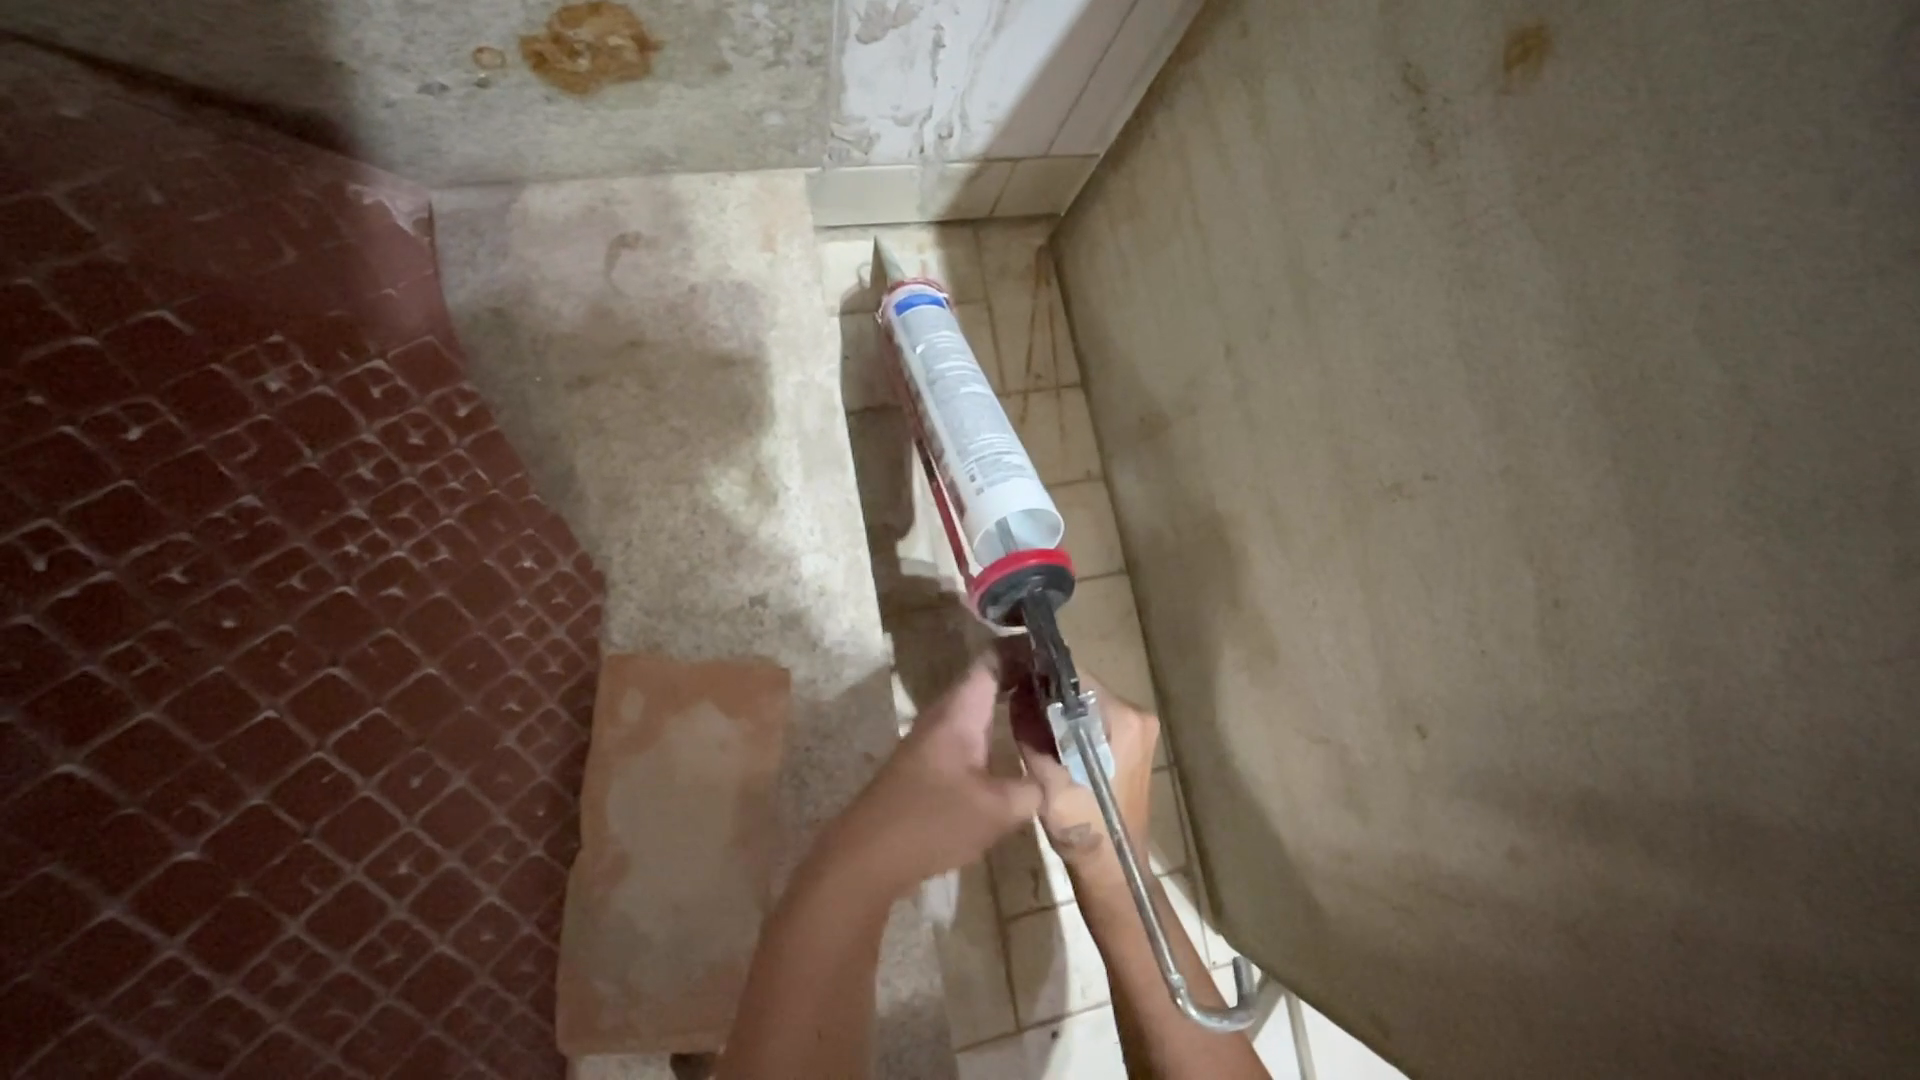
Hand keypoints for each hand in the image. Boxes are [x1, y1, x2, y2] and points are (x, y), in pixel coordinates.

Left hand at [822, 662, 1042, 897]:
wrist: (866, 856)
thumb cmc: (932, 822)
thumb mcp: (997, 809)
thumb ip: (1033, 788)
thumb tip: (1053, 777)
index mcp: (959, 712)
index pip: (993, 661)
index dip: (1024, 650)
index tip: (1059, 654)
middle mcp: (944, 716)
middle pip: (986, 682)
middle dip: (1023, 678)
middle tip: (1064, 686)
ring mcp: (932, 740)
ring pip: (977, 709)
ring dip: (1009, 706)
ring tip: (1049, 712)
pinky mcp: (927, 765)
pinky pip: (968, 733)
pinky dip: (995, 731)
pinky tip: (1016, 750)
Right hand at [1016, 678, 1159, 871]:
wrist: (1114, 867)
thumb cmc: (1083, 829)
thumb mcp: (1047, 783)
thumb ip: (1031, 736)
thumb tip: (1016, 696)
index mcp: (1123, 720)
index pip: (1076, 677)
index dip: (1042, 676)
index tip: (1014, 678)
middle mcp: (1138, 715)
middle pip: (1082, 688)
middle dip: (1049, 694)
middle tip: (1015, 702)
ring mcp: (1139, 729)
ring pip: (1087, 703)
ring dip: (1059, 709)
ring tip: (1027, 719)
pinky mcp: (1134, 742)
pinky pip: (1096, 718)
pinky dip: (1072, 723)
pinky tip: (1049, 737)